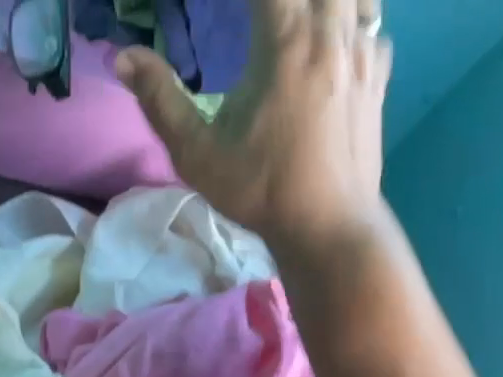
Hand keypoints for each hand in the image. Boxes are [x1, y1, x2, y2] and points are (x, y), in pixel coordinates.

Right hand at [117, 0, 392, 249]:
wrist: (328, 229)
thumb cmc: (261, 192)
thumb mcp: (198, 154)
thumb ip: (160, 101)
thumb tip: (124, 57)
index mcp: (286, 41)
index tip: (218, 7)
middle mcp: (331, 34)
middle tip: (257, 18)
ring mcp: (362, 54)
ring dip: (320, 2)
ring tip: (292, 21)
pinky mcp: (378, 79)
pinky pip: (371, 26)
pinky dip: (351, 21)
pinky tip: (332, 41)